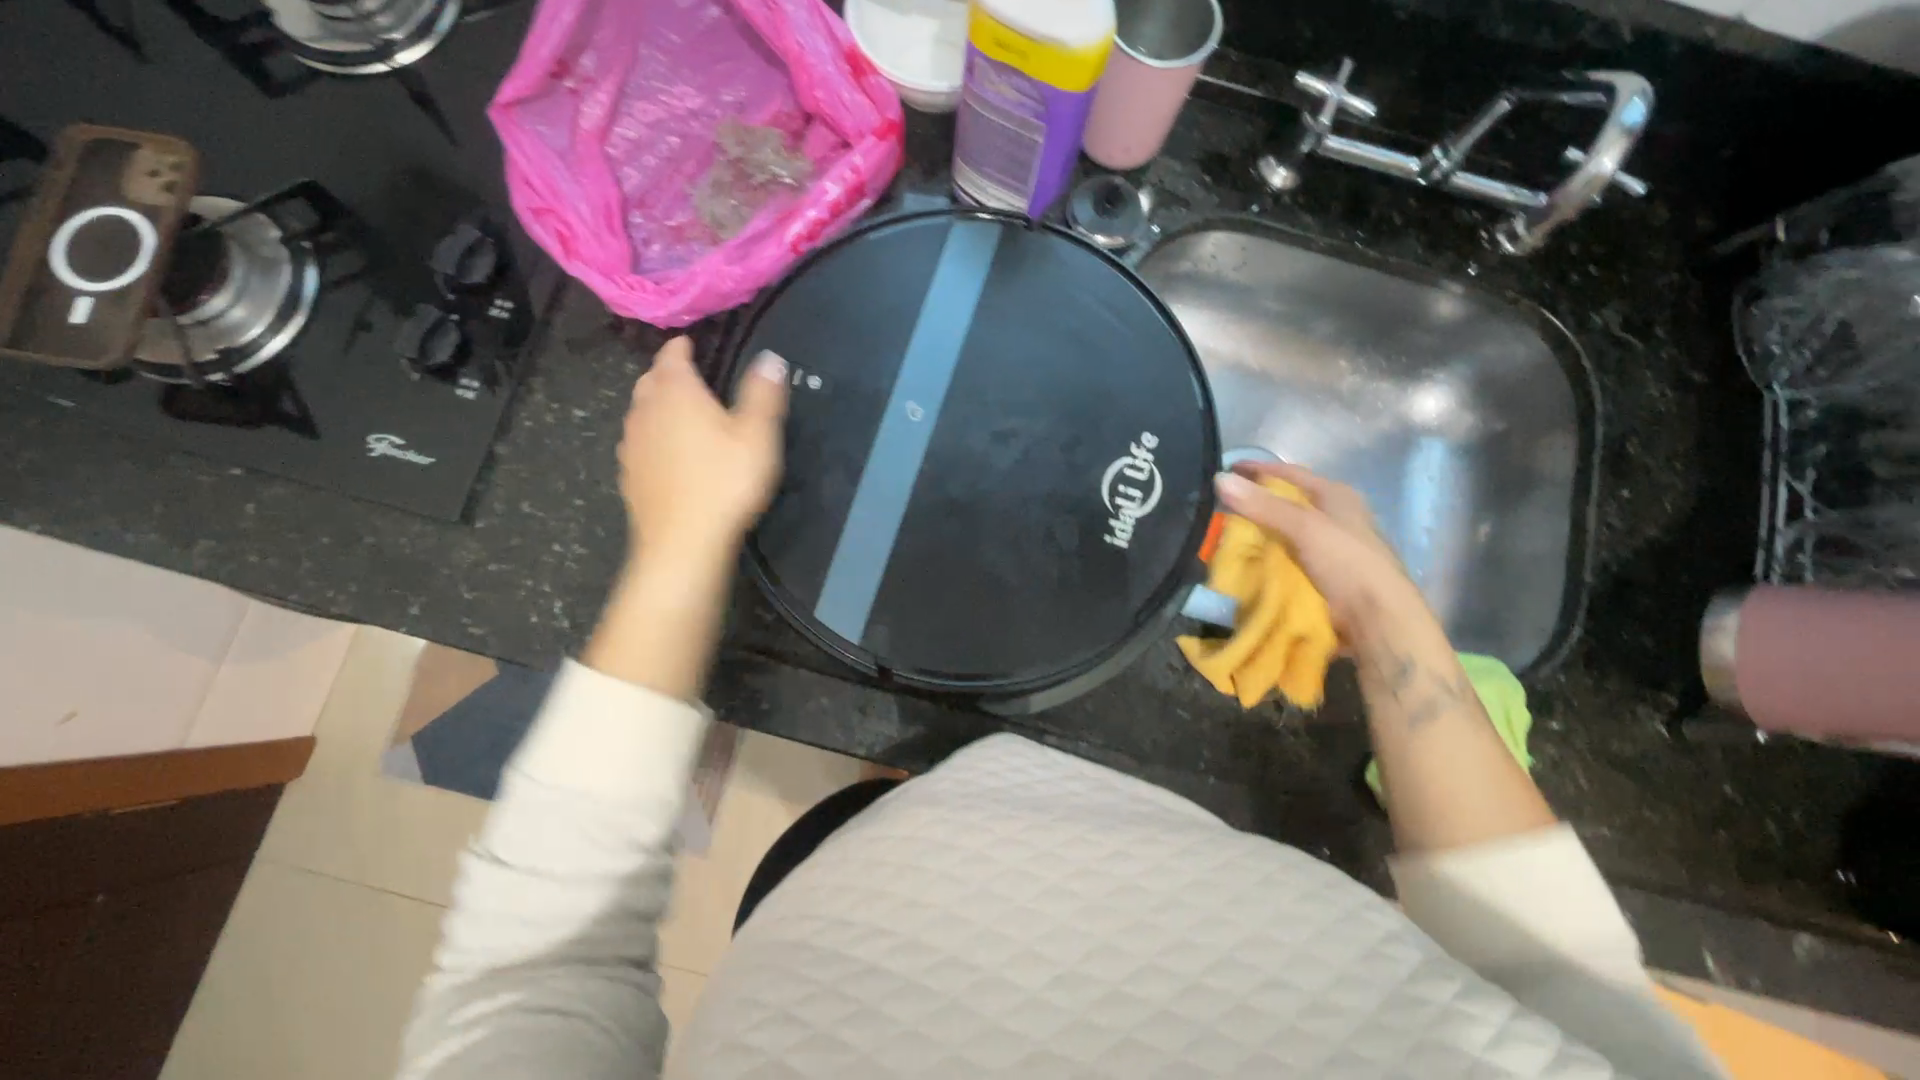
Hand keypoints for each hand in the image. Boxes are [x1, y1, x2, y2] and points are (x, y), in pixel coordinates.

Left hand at [617, 337, 788, 560]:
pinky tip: (663, 452)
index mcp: (677, 393)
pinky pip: (637, 444)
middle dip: (666, 374)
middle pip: (650, 381)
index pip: (672, 356)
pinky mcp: (629, 474)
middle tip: (685, 376)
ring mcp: (632, 443)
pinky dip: (650, 437)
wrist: (682, 541)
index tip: (690, 343)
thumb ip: (763, 394)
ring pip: (640, 412)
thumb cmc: (725, 482)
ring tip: (675, 411)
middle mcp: (647, 411)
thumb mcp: (758, 435)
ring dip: (655, 405)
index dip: (681, 347)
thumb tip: (771, 358)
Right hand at [1212, 462, 1431, 644]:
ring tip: (1224, 537)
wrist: (1377, 620)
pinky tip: (1245, 564)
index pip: (1290, 473)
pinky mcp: (1324, 576)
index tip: (1225, 470)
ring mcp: (1331, 549)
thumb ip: (1263, 505)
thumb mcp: (1304, 527)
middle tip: (1219, 507)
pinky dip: (1267, 560)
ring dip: (1259, 535)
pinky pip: (1287, 561)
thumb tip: (1219, 479)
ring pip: (1286, 533)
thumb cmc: (1347, 562)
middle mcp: (1335, 517)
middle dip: (1255, 504)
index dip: (1259, 470)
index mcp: (1337, 496)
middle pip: (1288, 503)